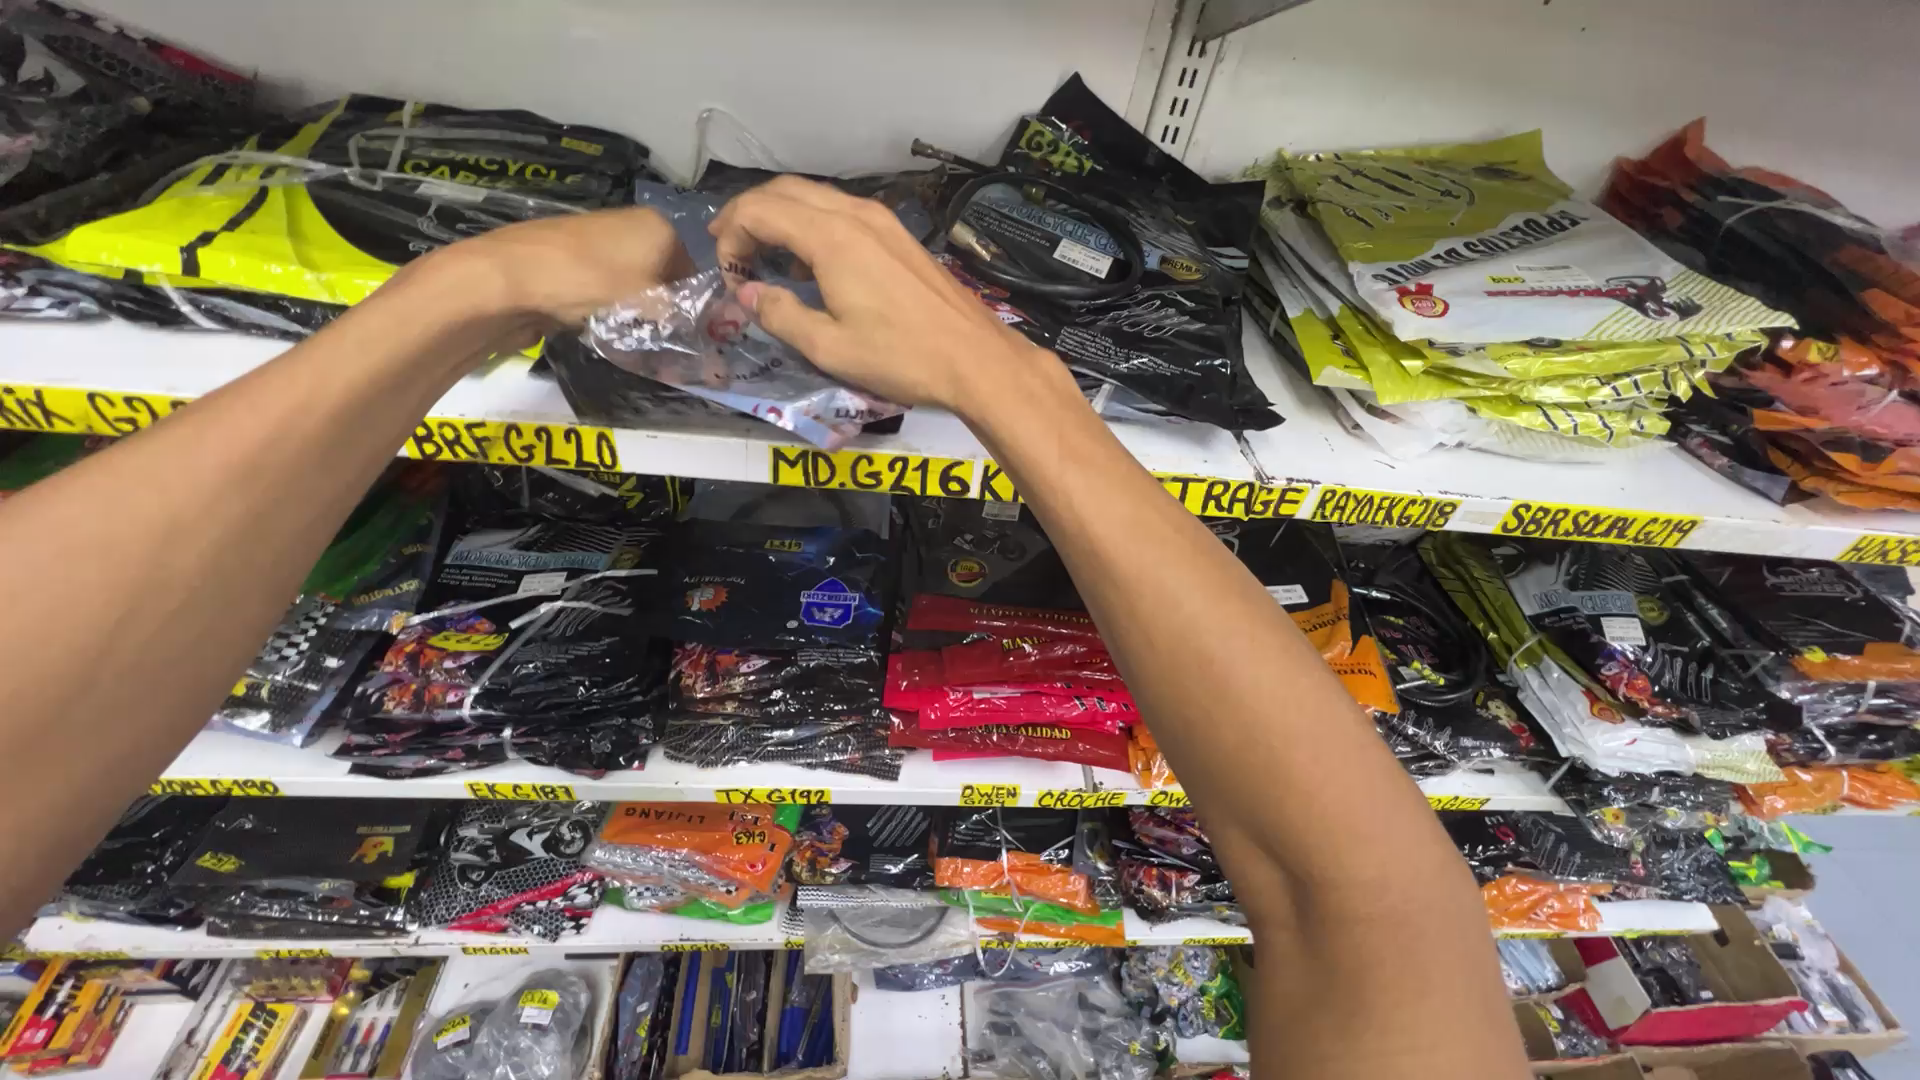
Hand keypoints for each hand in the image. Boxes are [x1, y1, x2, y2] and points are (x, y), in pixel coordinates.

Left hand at [429, 206, 694, 325]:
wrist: (508, 277)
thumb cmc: (591, 282)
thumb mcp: (650, 303)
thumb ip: (681, 316)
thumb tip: (700, 332)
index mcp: (659, 226)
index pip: (695, 274)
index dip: (694, 309)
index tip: (688, 339)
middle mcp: (632, 226)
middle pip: (665, 279)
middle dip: (666, 311)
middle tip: (663, 343)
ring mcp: (599, 240)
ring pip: (637, 286)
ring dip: (638, 313)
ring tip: (632, 338)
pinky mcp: (574, 258)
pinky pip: (608, 289)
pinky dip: (611, 309)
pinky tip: (603, 325)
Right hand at [708, 175, 1062, 411]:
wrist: (975, 359)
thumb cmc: (901, 357)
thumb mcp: (829, 347)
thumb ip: (779, 314)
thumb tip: (746, 292)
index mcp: (832, 237)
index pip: (761, 209)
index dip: (731, 232)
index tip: (723, 268)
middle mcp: (856, 215)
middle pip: (786, 191)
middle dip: (750, 214)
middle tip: (731, 249)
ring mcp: (883, 222)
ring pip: (817, 199)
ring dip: (783, 218)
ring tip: (765, 258)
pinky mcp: (900, 237)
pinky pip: (844, 215)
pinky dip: (815, 227)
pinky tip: (813, 266)